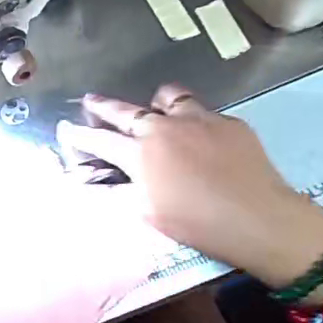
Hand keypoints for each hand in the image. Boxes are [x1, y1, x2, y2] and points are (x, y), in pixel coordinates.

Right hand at [57, 85, 322, 288]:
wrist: (256, 217)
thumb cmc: (196, 224)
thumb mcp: (150, 213)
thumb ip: (123, 193)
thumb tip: (102, 182)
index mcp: (140, 154)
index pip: (100, 140)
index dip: (80, 135)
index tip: (66, 128)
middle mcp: (165, 128)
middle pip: (127, 111)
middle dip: (105, 107)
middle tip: (92, 101)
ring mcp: (199, 119)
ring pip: (169, 98)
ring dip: (156, 105)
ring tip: (156, 111)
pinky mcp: (228, 121)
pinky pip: (203, 113)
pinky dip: (193, 122)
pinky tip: (201, 139)